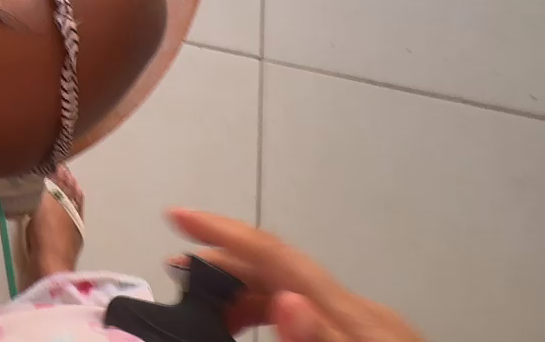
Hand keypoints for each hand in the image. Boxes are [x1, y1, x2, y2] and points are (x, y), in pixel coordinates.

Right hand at [167, 209, 425, 341]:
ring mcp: (370, 329)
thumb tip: (286, 299)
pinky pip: (309, 311)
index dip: (223, 230)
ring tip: (205, 306)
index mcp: (358, 320)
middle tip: (176, 274)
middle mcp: (363, 314)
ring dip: (242, 290)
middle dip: (223, 262)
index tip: (174, 216)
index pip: (279, 257)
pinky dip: (269, 311)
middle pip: (280, 268)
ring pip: (291, 289)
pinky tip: (250, 327)